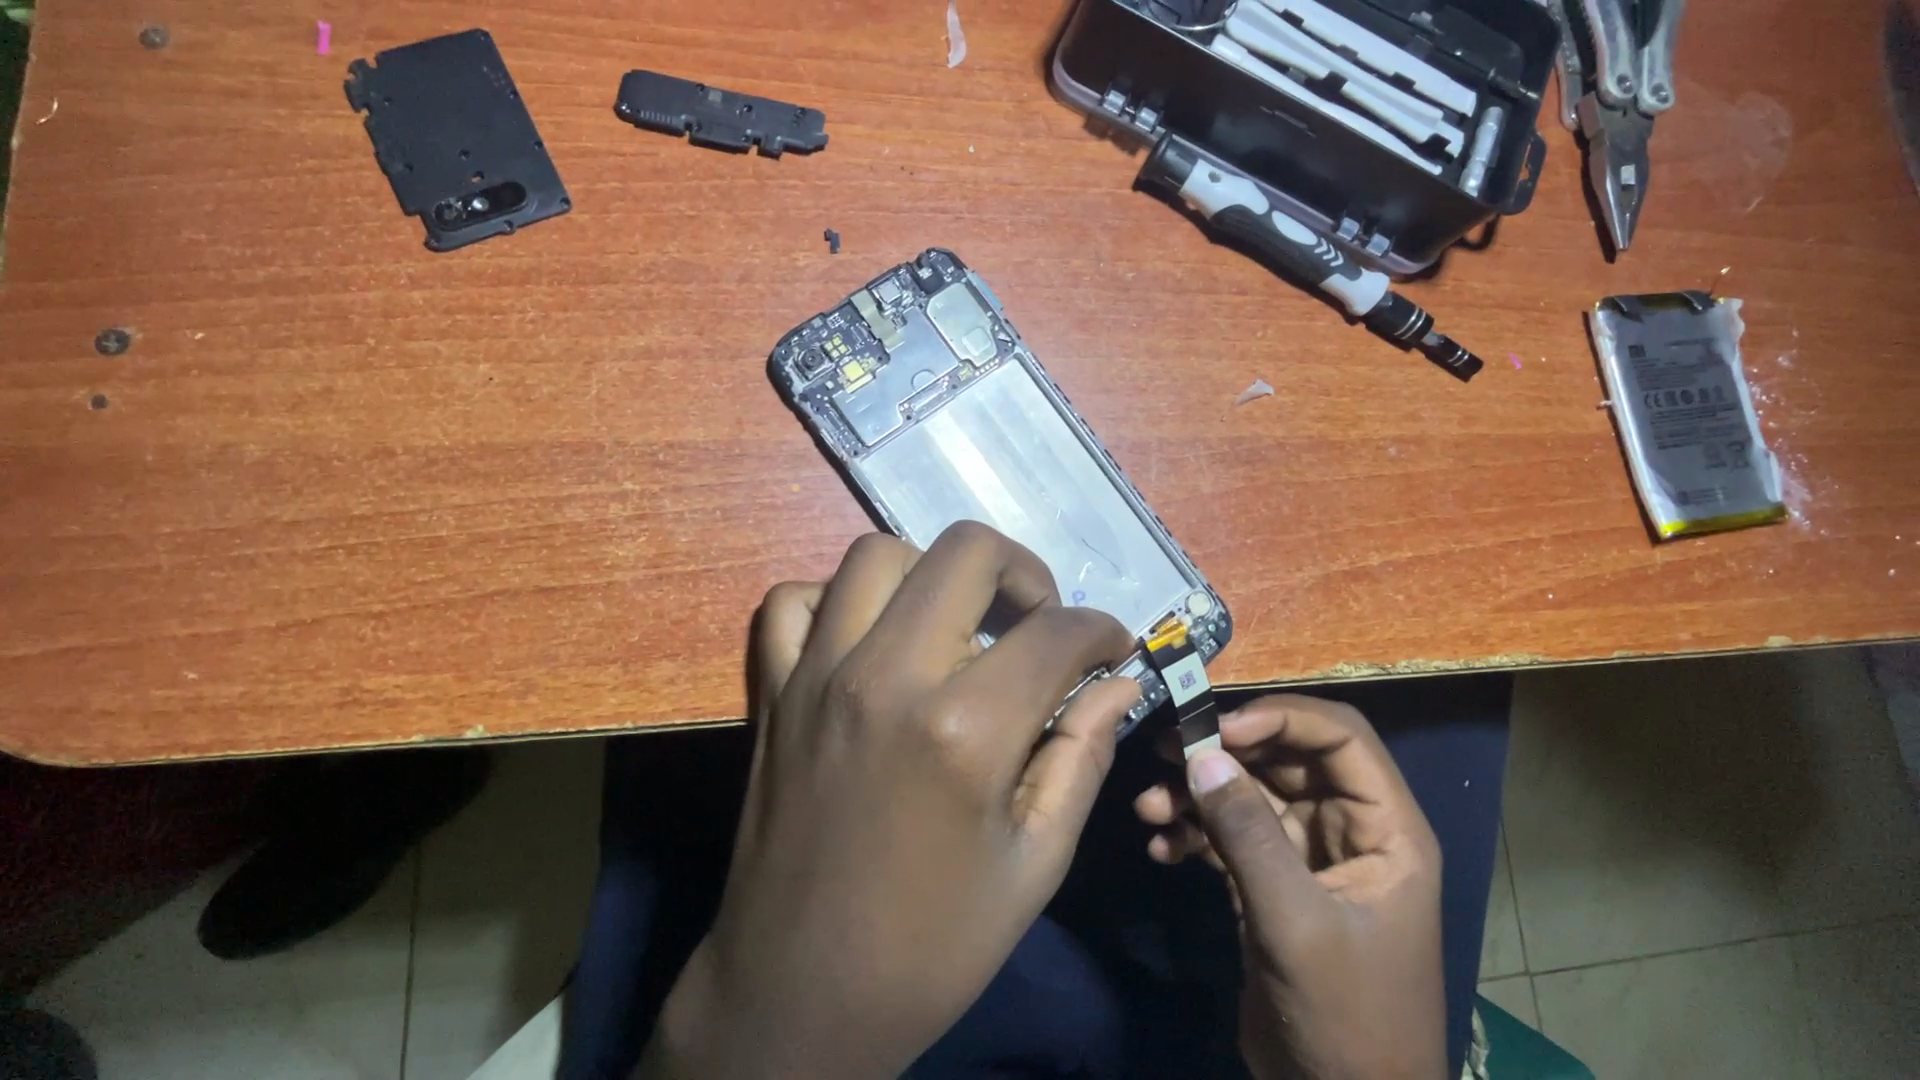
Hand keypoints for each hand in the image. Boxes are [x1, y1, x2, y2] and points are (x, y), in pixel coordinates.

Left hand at [643, 522, 1139, 1079]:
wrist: (799, 995)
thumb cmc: (932, 945)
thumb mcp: (1035, 862)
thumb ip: (1081, 755)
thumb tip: (1118, 683)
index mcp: (966, 728)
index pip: (1056, 632)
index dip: (1102, 632)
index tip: (1110, 652)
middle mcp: (886, 676)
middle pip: (966, 551)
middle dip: (1024, 573)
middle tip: (1038, 623)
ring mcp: (818, 676)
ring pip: (877, 555)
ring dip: (932, 574)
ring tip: (956, 625)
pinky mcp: (772, 692)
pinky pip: (793, 602)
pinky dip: (835, 601)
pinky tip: (867, 640)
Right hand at [1133, 696, 1445, 1079]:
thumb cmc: (1347, 1017)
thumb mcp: (1297, 923)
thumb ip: (1250, 836)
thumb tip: (1203, 756)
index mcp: (1385, 828)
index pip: (1339, 738)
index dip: (1281, 718)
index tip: (1217, 728)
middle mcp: (1347, 830)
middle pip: (1284, 759)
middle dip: (1223, 753)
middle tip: (1162, 751)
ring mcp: (1305, 857)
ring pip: (1249, 796)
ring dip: (1197, 795)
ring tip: (1148, 809)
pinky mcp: (1270, 885)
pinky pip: (1228, 837)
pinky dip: (1194, 835)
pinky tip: (1162, 851)